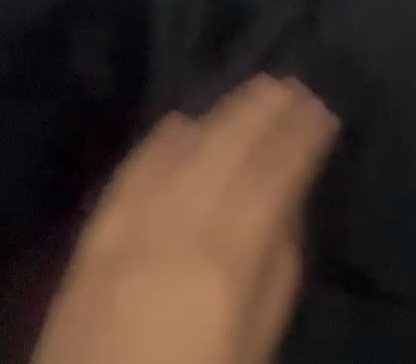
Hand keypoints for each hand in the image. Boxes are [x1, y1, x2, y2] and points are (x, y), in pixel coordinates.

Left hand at [32, 75, 340, 363]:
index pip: (276, 173)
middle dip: (267, 113)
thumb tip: (288, 200)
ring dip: (223, 114)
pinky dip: (157, 145)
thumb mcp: (261, 330)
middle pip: (230, 151)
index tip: (326, 109)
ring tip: (256, 88)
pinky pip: (128, 179)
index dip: (303, 135)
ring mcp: (128, 236)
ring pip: (184, 154)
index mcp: (232, 257)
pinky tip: (181, 121)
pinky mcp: (90, 248)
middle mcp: (180, 232)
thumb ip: (278, 259)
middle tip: (296, 84)